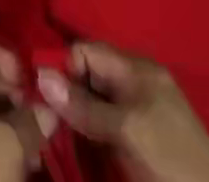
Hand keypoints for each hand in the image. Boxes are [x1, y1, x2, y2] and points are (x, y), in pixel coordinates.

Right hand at [37, 43, 208, 181]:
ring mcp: (137, 112)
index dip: (62, 67)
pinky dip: (86, 135)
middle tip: (41, 120)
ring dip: (73, 118)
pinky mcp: (136, 139)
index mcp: (136, 69)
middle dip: (65, 93)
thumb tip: (41, 75)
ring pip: (92, 103)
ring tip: (52, 136)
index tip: (38, 93)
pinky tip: (73, 150)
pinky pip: (102, 126)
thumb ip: (85, 105)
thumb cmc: (171, 158)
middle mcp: (135, 83)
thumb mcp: (126, 128)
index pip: (87, 51)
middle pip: (88, 76)